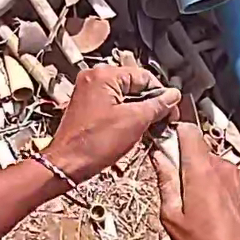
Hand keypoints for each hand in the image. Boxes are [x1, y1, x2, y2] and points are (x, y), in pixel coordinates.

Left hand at [42, 66, 180, 181]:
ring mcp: (88, 92)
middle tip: (162, 121)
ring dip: (139, 111)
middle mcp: (94, 78)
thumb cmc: (93, 144)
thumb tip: (172, 96)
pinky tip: (133, 129)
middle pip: (134, 85)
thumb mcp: (135, 121)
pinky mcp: (87, 106)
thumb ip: (157, 105)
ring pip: (125, 95)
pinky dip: (126, 115)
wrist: (67, 164)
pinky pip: (113, 104)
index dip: (161, 95)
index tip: (171, 110)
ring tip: (149, 127)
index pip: (144, 76)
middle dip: (150, 103)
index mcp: (104, 75)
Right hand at [151, 122, 239, 239]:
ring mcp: (235, 174)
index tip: (165, 147)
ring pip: (209, 160)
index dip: (173, 134)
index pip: (187, 129)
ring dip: (199, 172)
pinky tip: (208, 204)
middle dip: (183, 159)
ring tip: (193, 200)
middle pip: (197, 146)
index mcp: (201, 169)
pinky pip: (222, 173)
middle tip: (175, 183)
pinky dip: (213, 181)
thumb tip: (159, 159)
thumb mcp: (171, 215)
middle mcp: (221, 166)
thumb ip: (165, 180)